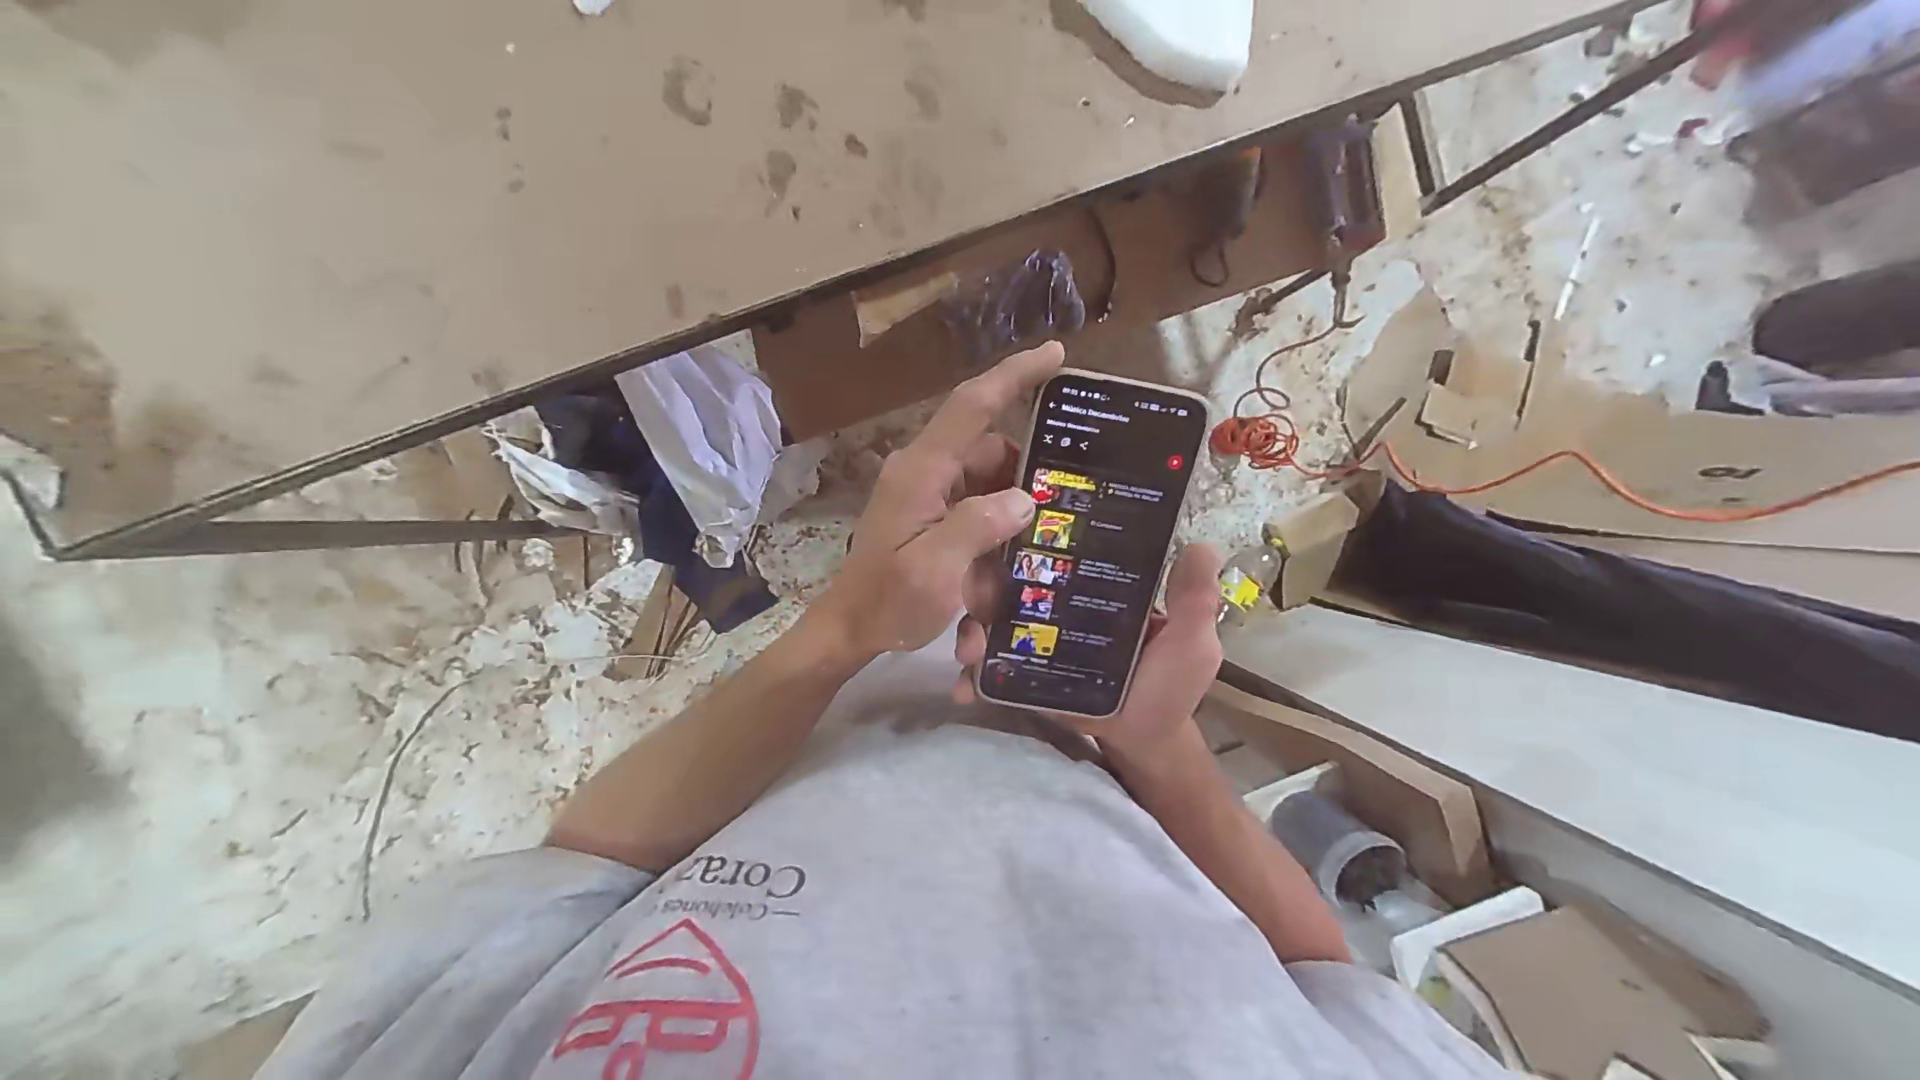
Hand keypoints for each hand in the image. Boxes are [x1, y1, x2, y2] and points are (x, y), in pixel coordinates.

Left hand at [807, 342, 1066, 657]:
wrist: (851, 631)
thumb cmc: (887, 602)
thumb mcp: (935, 569)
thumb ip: (978, 526)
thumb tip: (1023, 498)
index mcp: (922, 472)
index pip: (972, 406)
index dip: (1014, 375)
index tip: (1056, 353)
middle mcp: (927, 474)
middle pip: (993, 455)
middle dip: (1027, 483)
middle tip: (1063, 511)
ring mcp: (931, 498)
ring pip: (992, 492)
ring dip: (1008, 532)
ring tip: (1019, 571)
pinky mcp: (935, 520)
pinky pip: (978, 521)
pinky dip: (991, 552)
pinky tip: (987, 600)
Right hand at [954, 540, 1225, 762]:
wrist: (1140, 741)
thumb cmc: (1169, 686)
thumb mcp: (1193, 642)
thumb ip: (1195, 600)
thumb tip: (1198, 544)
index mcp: (1094, 585)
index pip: (1057, 552)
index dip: (1030, 539)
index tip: (1005, 527)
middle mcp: (1059, 604)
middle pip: (1011, 583)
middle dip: (983, 585)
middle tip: (974, 595)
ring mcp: (1037, 638)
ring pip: (991, 622)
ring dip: (971, 630)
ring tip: (968, 649)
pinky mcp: (1023, 672)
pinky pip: (991, 668)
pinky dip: (972, 676)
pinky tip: (963, 687)